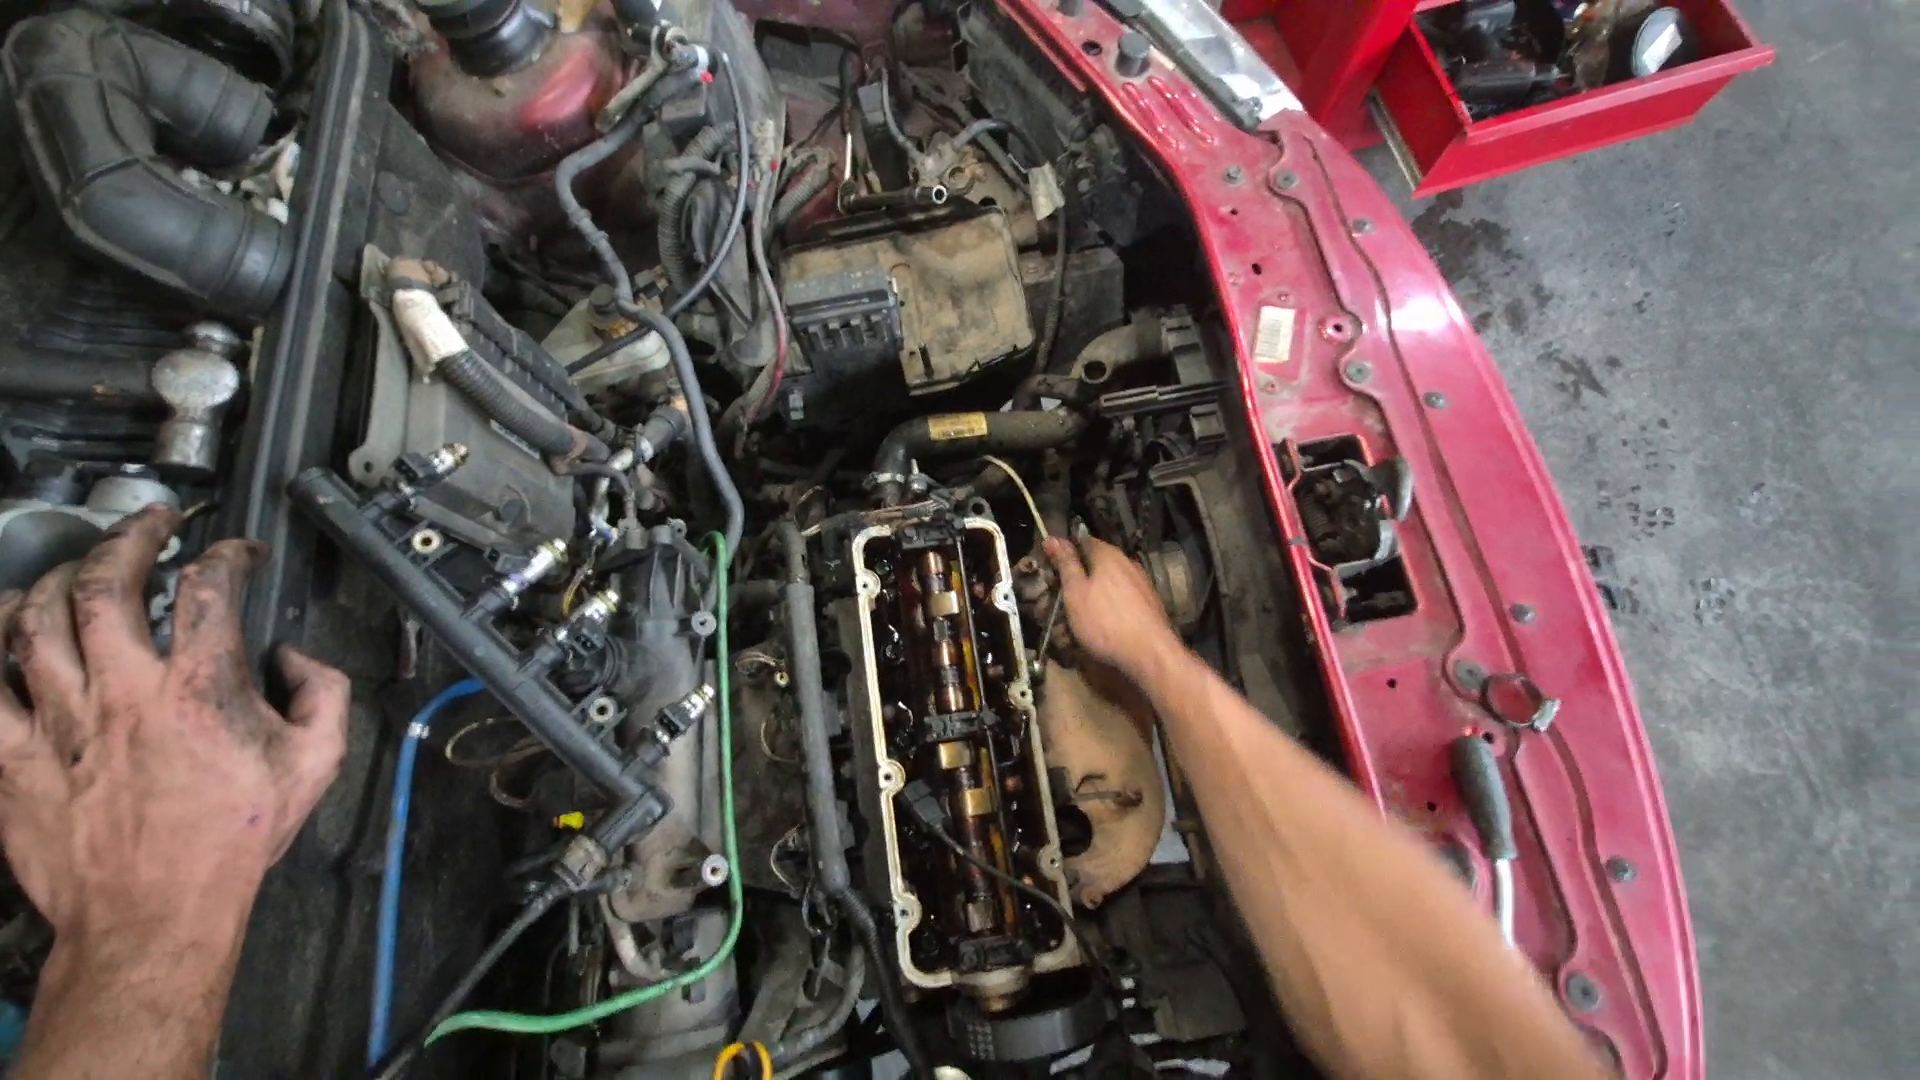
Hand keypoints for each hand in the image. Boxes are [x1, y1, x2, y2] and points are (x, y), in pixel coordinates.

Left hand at [0, 505, 348, 949]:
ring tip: (78, 565)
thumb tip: (289, 657)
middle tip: (150, 523)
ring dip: (54, 580)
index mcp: (205, 687)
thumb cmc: (242, 830)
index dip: (226, 554)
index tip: (238, 550)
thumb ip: (322, 691)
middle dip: (128, 538)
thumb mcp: (321, 757)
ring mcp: (59, 720)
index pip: (209, 590)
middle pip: (104, 586)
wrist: (158, 909)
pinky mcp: (11, 757)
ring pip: (30, 622)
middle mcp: (126, 689)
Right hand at [1041, 535, 1182, 682]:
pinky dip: (1101, 616)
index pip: (1080, 541)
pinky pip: (1115, 605)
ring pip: (1101, 590)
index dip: (1061, 554)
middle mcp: (1126, 564)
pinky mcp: (1145, 607)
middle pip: (1090, 569)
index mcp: (1108, 555)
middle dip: (1069, 588)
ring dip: (1082, 607)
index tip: (1047, 572)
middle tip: (1051, 610)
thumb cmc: (1105, 621)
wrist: (1150, 654)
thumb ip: (1065, 563)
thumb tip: (1053, 538)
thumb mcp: (1075, 591)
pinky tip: (1091, 636)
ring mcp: (1139, 586)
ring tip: (1067, 632)